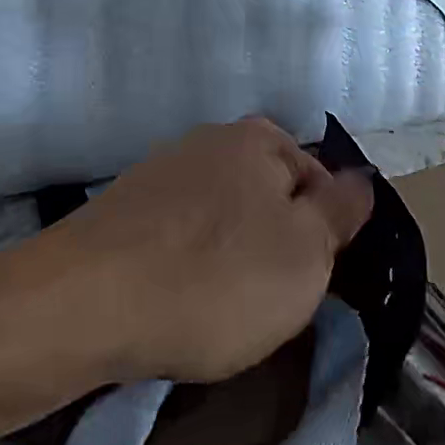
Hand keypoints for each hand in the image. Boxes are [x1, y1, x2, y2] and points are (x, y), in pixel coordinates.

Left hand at [47, 119, 373, 384]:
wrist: (84, 303)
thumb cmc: (216, 276)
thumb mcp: (307, 251)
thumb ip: (342, 209)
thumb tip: (360, 178)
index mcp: (260, 138)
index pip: (319, 181)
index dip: (323, 234)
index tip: (306, 278)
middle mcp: (211, 139)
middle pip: (268, 196)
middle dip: (276, 243)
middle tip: (266, 296)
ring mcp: (161, 170)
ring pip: (223, 217)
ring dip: (230, 255)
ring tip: (216, 305)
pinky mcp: (123, 207)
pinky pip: (179, 234)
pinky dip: (187, 263)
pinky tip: (174, 297)